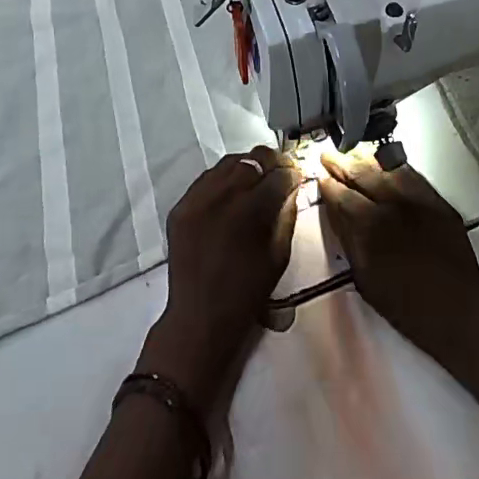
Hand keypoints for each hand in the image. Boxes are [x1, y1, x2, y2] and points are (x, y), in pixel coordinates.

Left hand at [142, 148, 300, 403]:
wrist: (200, 316)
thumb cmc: (247, 293)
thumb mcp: (278, 256)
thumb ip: (286, 215)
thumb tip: (292, 186)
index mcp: (248, 213)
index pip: (276, 177)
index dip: (291, 172)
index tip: (298, 172)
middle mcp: (219, 198)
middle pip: (251, 161)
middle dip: (270, 162)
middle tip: (282, 168)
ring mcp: (195, 200)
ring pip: (226, 165)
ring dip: (246, 166)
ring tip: (258, 175)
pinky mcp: (180, 206)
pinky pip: (205, 180)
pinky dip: (222, 178)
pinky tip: (232, 188)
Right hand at [318, 151, 478, 379]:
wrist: (460, 313)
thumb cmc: (406, 305)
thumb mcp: (365, 276)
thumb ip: (347, 238)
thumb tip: (334, 211)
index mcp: (370, 225)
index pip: (342, 195)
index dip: (328, 184)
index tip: (319, 177)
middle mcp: (393, 205)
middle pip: (362, 174)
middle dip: (342, 163)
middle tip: (327, 156)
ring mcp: (419, 201)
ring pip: (387, 168)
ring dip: (365, 159)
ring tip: (351, 153)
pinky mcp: (438, 203)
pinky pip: (412, 175)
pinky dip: (394, 166)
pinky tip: (385, 163)